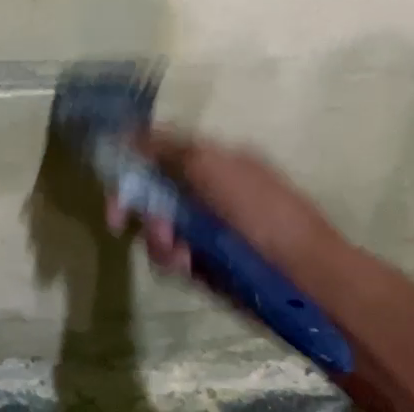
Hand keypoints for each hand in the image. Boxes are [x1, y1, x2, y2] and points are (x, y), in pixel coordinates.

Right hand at [105, 127, 342, 282]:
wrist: (308, 281)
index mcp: (214, 159)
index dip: (130, 154)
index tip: (105, 166)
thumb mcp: (209, 163)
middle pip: (151, 188)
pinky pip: (171, 258)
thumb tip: (125, 130)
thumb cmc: (261, 211)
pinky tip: (185, 266)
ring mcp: (208, 230)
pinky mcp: (207, 266)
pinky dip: (172, 261)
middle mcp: (208, 191)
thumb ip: (164, 146)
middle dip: (137, 203)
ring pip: (157, 226)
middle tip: (120, 219)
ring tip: (175, 251)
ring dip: (156, 236)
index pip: (159, 146)